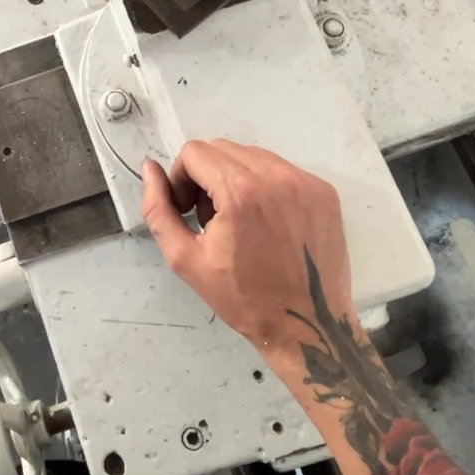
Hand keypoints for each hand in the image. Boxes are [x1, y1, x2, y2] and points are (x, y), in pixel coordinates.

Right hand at [141, 140, 356, 354]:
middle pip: (221, 149)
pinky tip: (266, 221)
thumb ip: (158, 208)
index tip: (188, 212)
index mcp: (241, 192)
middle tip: (210, 218)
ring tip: (239, 219)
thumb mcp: (184, 258)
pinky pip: (280, 169)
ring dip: (234, 177)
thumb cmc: (242, 297)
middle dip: (205, 176)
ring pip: (251, 155)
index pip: (194, 152)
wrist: (307, 326)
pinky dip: (264, 185)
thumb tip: (150, 168)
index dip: (181, 179)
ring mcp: (305, 182)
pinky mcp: (324, 191)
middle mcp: (277, 177)